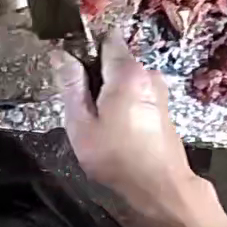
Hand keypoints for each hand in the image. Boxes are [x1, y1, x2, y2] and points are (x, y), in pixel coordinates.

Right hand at [51, 29, 215, 226]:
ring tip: (96, 122)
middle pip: (114, 60)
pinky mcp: (163, 107)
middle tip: (80, 105)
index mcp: (127, 72)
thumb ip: (71, 85)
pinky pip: (136, 93)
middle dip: (95, 75)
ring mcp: (159, 90)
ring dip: (108, 92)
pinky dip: (123, 103)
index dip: (86, 48)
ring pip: (124, 79)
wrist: (159, 188)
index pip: (106, 38)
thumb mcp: (81, 123)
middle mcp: (148, 73)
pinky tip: (115, 129)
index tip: (71, 70)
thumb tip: (62, 55)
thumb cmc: (116, 158)